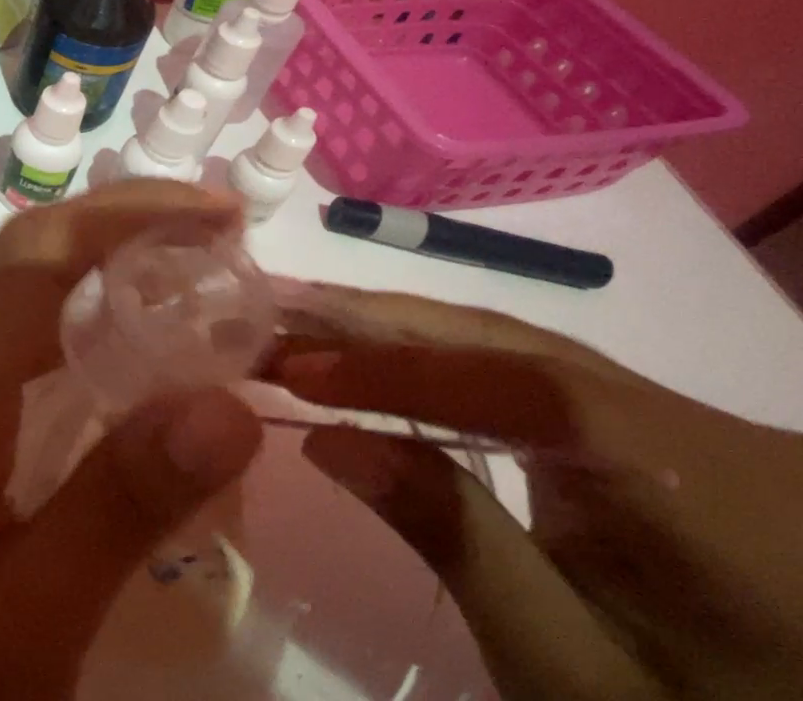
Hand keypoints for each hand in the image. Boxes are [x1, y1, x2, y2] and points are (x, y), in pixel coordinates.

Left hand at [0, 181, 263, 700]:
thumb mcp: (26, 620)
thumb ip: (115, 510)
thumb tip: (224, 404)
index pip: (27, 263)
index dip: (119, 216)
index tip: (216, 213)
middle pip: (24, 274)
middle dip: (125, 244)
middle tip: (230, 261)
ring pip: (19, 317)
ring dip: (106, 291)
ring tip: (204, 306)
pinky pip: (11, 365)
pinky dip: (81, 346)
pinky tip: (135, 382)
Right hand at [269, 283, 802, 700]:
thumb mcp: (563, 663)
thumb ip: (454, 539)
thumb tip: (329, 440)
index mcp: (702, 488)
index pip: (532, 390)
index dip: (400, 371)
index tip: (293, 369)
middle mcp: (705, 426)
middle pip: (520, 344)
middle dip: (383, 327)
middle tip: (270, 313)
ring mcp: (684, 422)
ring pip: (523, 350)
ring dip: (400, 336)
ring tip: (299, 324)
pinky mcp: (655, 432)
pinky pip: (536, 376)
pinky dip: (440, 362)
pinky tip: (376, 358)